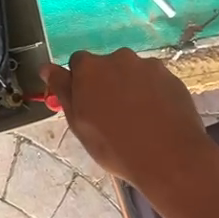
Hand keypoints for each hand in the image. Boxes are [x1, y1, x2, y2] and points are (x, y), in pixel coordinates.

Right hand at [43, 49, 211, 185]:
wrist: (171, 159)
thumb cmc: (115, 145)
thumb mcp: (78, 122)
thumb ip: (62, 90)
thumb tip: (46, 68)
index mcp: (90, 67)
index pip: (77, 63)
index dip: (80, 83)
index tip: (87, 104)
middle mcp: (119, 58)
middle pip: (106, 66)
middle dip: (106, 83)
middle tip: (111, 115)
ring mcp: (149, 66)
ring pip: (132, 74)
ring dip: (130, 88)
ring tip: (138, 120)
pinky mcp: (172, 78)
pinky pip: (154, 82)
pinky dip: (152, 94)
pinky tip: (156, 118)